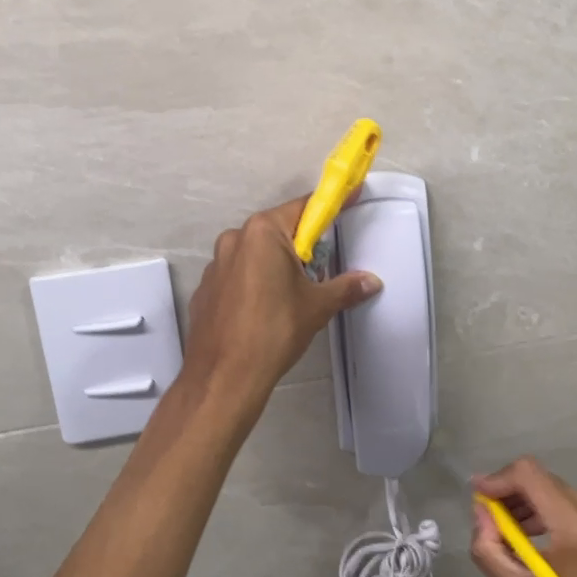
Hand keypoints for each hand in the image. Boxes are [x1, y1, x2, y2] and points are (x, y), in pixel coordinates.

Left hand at [182, 195, 381, 404]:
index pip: (305, 207)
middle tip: (319, 270)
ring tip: (289, 298)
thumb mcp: (317, 307)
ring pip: (256, 253)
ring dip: (275, 265)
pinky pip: (238, 275)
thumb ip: (345, 287)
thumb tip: (371, 282)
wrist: (223, 379)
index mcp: (264, 232)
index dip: (330, 206)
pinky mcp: (205, 289)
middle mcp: (236, 239)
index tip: (351, 197)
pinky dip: (254, 284)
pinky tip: (263, 312)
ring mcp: (216, 264)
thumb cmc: (274, 331)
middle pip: (278, 230)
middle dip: (301, 245)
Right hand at [471, 458, 576, 576]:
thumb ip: (490, 550)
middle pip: (541, 479)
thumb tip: (481, 510)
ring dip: (524, 502)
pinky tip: (528, 537)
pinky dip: (542, 512)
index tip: (477, 495)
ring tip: (504, 531)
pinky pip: (566, 504)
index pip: (529, 474)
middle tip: (487, 517)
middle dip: (509, 492)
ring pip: (552, 489)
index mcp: (575, 525)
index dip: (498, 478)